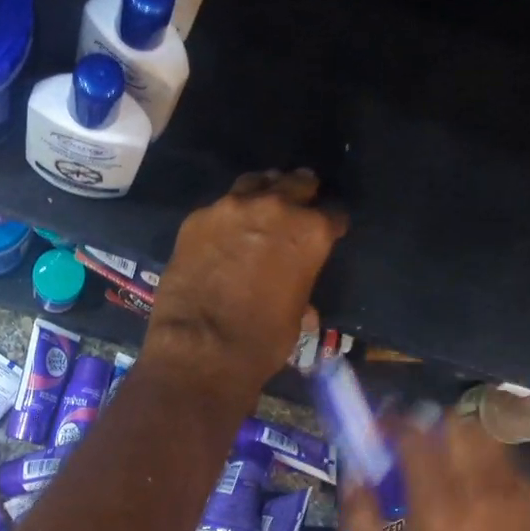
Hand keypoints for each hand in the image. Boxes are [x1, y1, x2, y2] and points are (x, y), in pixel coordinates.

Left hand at [142, 170, 345, 405]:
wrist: (199, 347)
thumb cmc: (260, 341)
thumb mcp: (296, 316)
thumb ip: (300, 289)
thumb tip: (302, 300)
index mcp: (311, 232)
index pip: (333, 214)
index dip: (331, 224)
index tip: (328, 231)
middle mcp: (275, 207)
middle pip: (296, 184)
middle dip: (301, 194)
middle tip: (298, 205)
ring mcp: (231, 208)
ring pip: (255, 183)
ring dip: (263, 193)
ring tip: (261, 206)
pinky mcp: (197, 218)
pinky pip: (218, 208)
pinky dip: (226, 217)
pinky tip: (221, 233)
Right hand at [340, 415, 529, 530]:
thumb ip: (361, 517)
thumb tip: (352, 477)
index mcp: (434, 502)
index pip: (413, 437)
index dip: (393, 423)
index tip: (380, 426)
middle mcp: (472, 485)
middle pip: (451, 422)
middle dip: (427, 422)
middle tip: (413, 437)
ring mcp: (503, 487)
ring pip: (480, 432)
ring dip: (456, 432)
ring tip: (443, 450)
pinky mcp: (523, 494)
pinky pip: (500, 453)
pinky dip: (480, 452)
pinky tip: (468, 473)